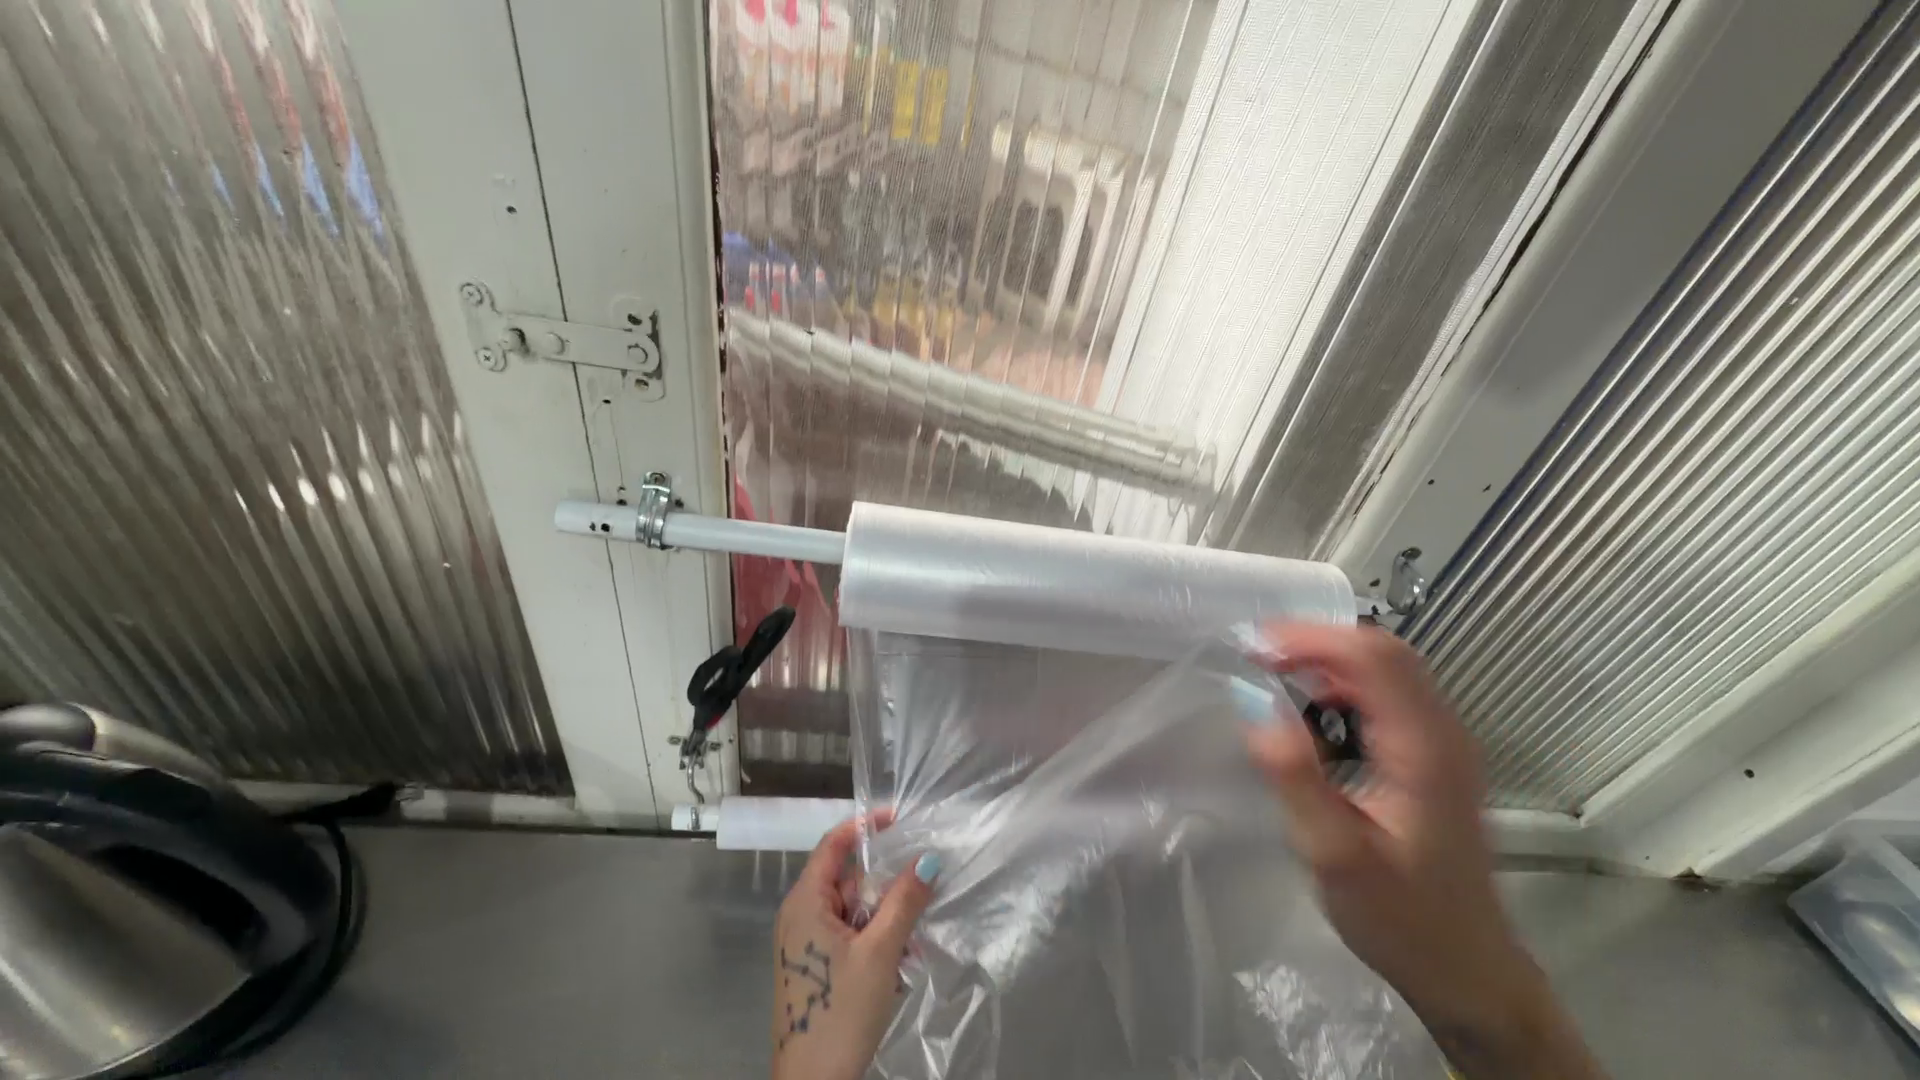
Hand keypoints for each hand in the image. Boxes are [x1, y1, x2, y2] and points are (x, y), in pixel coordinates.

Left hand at [771, 814, 941, 1079]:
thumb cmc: (841, 1010)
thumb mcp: (881, 951)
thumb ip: (905, 901)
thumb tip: (928, 858)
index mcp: (805, 901)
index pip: (833, 844)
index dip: (865, 826)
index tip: (900, 820)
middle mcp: (800, 914)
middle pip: (847, 878)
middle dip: (886, 883)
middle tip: (923, 889)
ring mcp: (805, 942)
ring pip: (852, 910)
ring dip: (886, 918)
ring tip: (915, 938)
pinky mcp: (815, 966)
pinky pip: (849, 935)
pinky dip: (875, 940)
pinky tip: (902, 963)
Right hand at [1247, 624, 1605, 1079]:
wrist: (1466, 967)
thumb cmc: (1399, 917)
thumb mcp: (1335, 856)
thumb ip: (1298, 781)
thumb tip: (1256, 710)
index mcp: (1424, 750)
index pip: (1373, 660)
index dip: (1312, 639)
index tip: (1252, 646)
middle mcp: (1444, 733)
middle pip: (1386, 652)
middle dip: (1317, 640)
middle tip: (1256, 653)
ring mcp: (1445, 743)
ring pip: (1390, 668)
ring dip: (1330, 657)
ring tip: (1272, 671)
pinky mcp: (1435, 756)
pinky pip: (1390, 694)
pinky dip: (1345, 681)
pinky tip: (1310, 704)